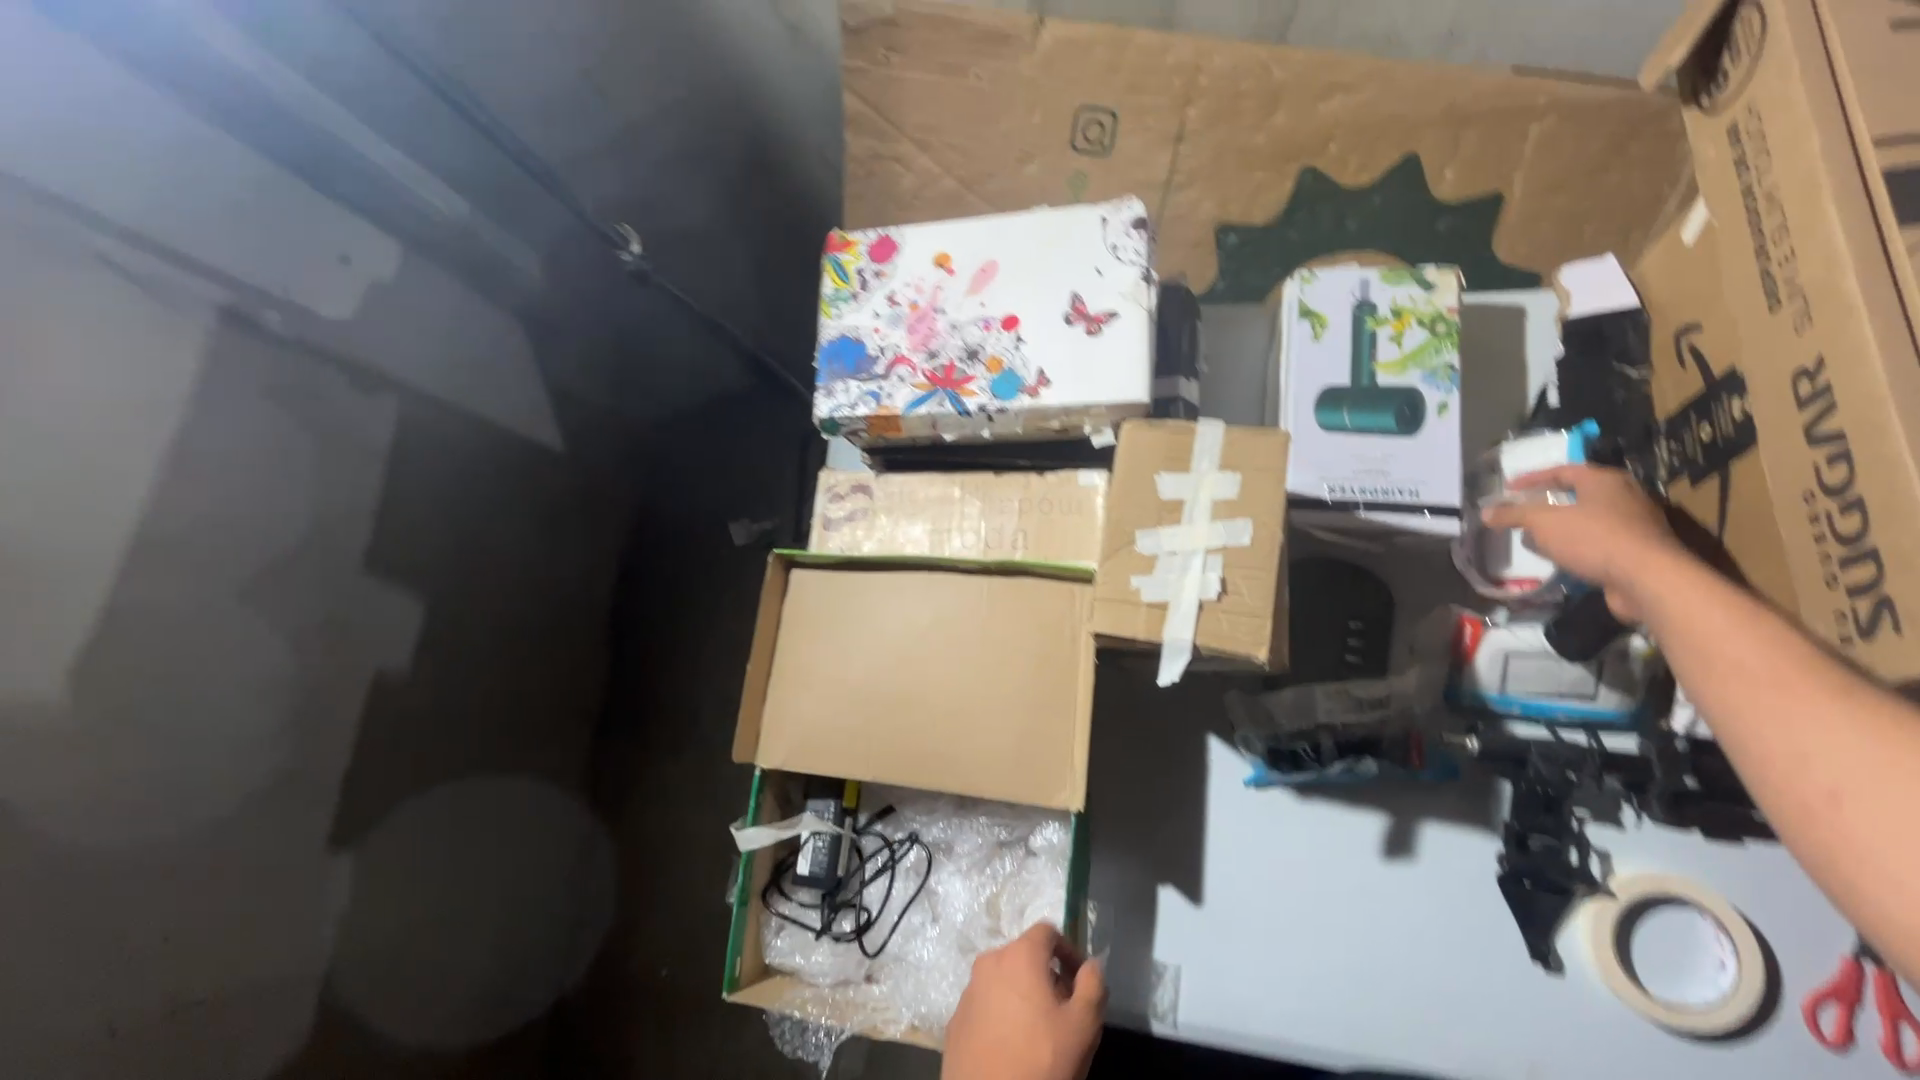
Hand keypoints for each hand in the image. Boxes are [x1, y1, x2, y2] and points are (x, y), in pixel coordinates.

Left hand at [943, 923, 1105, 1079]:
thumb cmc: (1041, 1059)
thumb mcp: (1084, 1024)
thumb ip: (1093, 984)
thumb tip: (1091, 964)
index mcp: (1019, 956)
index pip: (1047, 931)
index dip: (1068, 950)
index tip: (1080, 981)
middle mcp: (988, 963)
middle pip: (1024, 955)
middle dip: (1047, 974)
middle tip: (1064, 1009)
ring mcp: (968, 991)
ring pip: (1003, 979)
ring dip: (1023, 993)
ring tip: (1039, 1030)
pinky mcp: (955, 1019)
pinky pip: (986, 1003)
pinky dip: (1002, 1013)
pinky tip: (1013, 1045)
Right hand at [1481, 464, 1682, 621]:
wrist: (1648, 578)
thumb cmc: (1594, 539)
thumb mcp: (1543, 523)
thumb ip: (1514, 515)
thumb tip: (1486, 512)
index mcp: (1604, 480)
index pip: (1562, 470)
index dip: (1532, 478)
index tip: (1508, 489)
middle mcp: (1625, 495)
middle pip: (1578, 493)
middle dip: (1548, 503)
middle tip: (1524, 512)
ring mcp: (1636, 523)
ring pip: (1590, 519)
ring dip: (1562, 527)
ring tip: (1538, 539)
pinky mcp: (1640, 549)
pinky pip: (1601, 541)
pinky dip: (1579, 546)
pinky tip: (1563, 558)